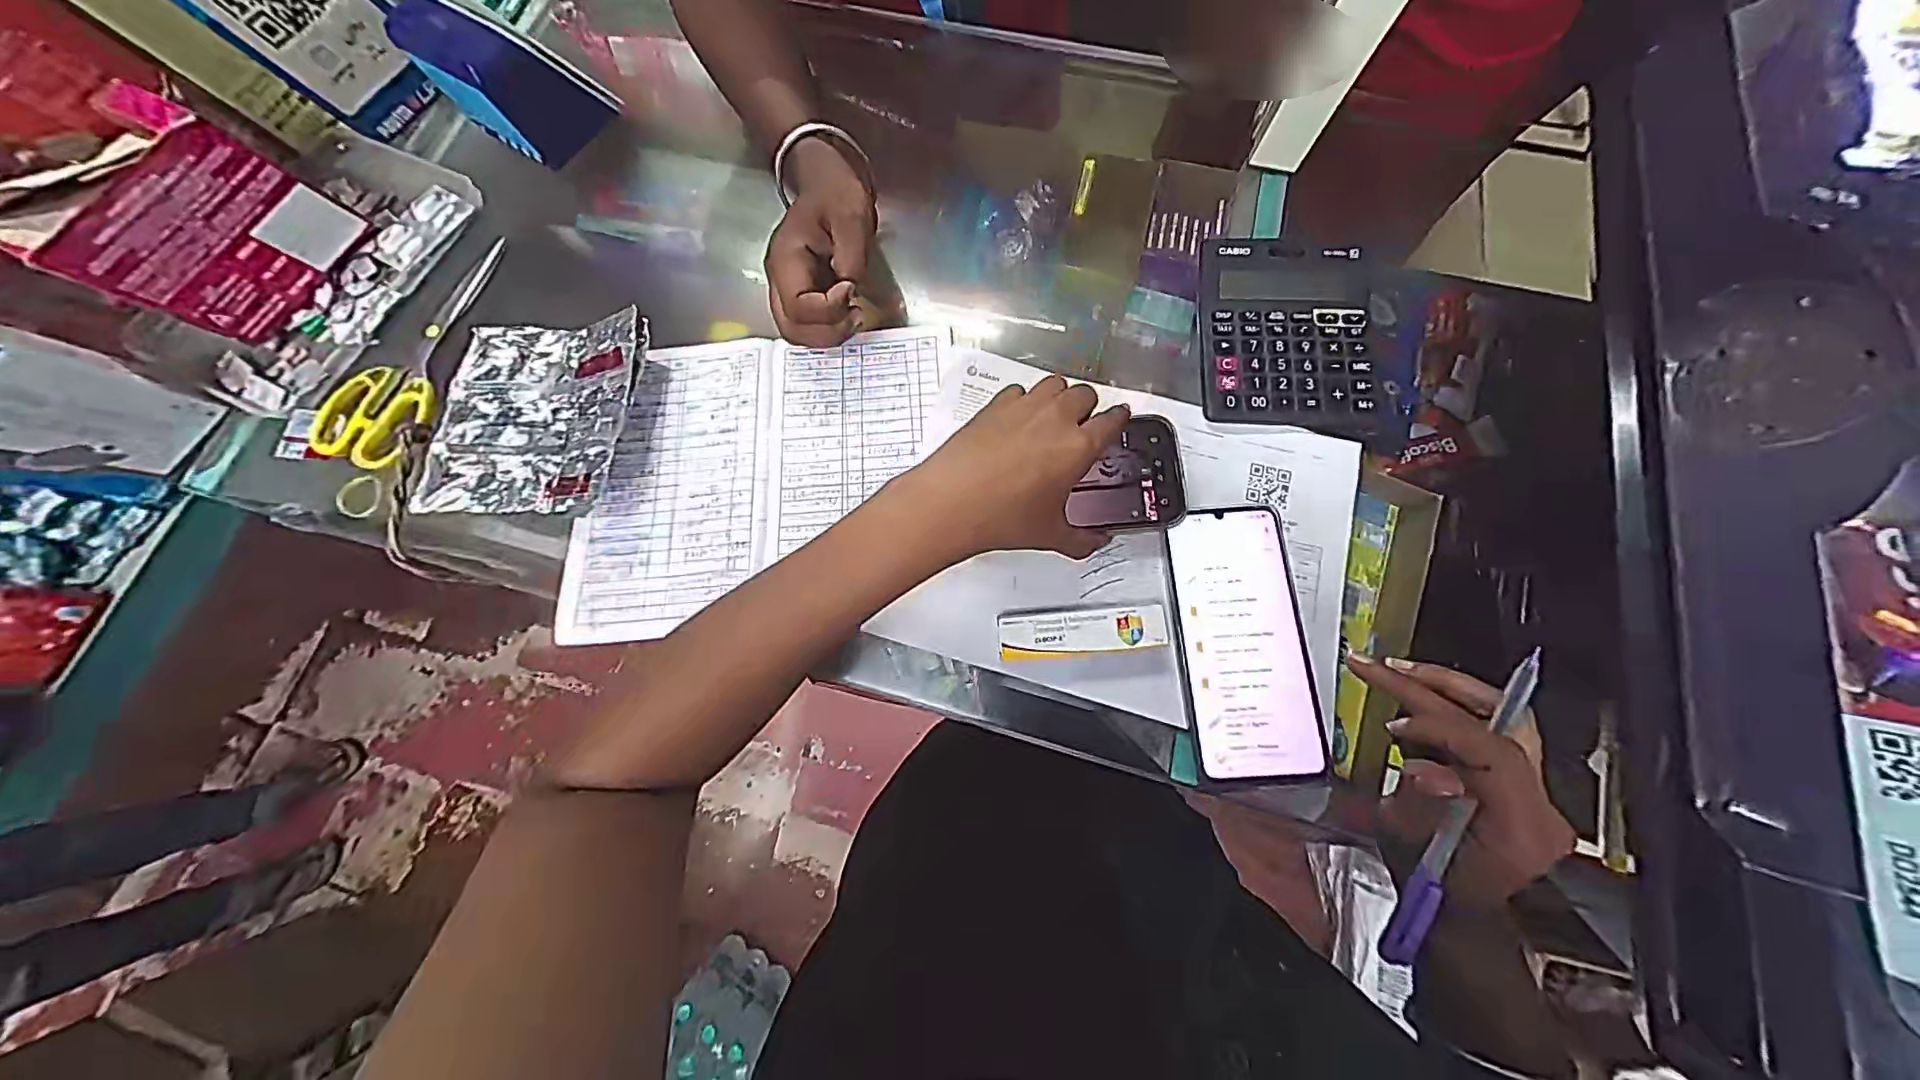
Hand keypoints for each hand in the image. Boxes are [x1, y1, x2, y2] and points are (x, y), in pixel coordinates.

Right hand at [765, 138, 875, 347]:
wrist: (827, 186)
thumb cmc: (836, 195)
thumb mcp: (850, 215)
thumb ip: (851, 254)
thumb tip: (850, 286)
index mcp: (786, 258)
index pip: (798, 305)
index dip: (828, 308)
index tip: (852, 289)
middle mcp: (780, 280)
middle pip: (792, 328)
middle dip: (828, 332)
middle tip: (857, 315)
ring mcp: (788, 290)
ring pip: (798, 333)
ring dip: (829, 335)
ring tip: (855, 316)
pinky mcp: (801, 297)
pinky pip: (808, 327)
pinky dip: (829, 330)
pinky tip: (848, 315)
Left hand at [883, 376, 1128, 562]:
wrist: (950, 503)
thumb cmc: (996, 515)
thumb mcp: (1050, 534)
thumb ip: (1082, 539)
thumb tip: (1094, 541)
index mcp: (1078, 446)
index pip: (1114, 419)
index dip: (1119, 419)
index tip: (1118, 420)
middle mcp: (1055, 418)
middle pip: (1086, 394)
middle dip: (1089, 407)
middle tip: (1083, 424)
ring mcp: (1024, 407)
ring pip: (1055, 383)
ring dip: (1060, 395)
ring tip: (1054, 415)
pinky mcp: (995, 405)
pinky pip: (1020, 390)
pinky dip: (1025, 399)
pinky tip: (1018, 418)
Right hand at [1345, 654, 1573, 906]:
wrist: (1454, 911)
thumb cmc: (1427, 882)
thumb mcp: (1411, 846)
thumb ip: (1421, 805)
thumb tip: (1426, 769)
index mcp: (1523, 827)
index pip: (1495, 752)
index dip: (1442, 728)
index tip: (1395, 724)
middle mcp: (1542, 806)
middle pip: (1505, 721)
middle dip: (1439, 688)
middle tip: (1387, 668)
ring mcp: (1533, 792)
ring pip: (1503, 716)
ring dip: (1447, 687)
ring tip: (1398, 670)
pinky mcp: (1514, 782)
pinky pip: (1489, 727)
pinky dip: (1451, 705)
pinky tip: (1416, 693)